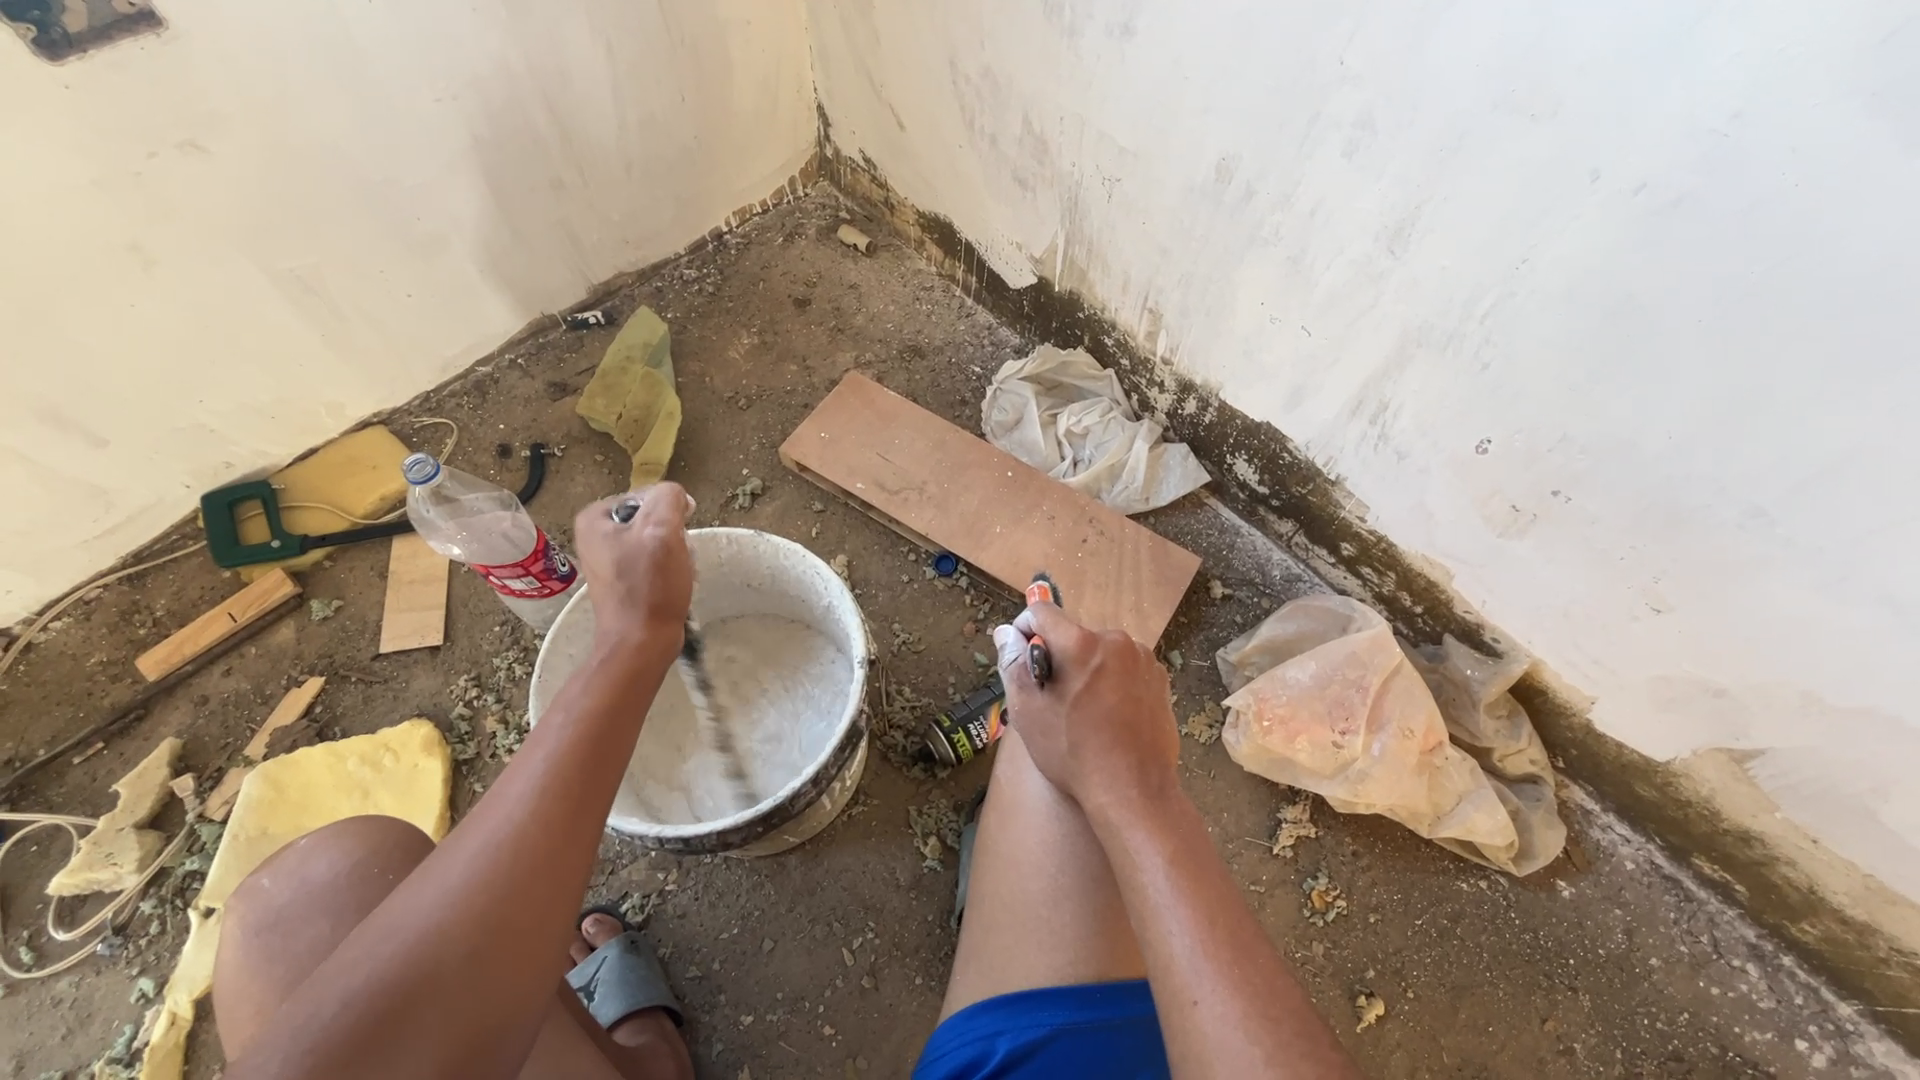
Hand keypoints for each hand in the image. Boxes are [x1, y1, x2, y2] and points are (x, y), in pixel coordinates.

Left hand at [573, 485, 693, 657]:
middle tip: (677, 556)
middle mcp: (594, 536)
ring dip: (675, 553)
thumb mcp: (662, 529)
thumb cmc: (649, 585)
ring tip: (677, 573)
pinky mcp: (622, 581)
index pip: (648, 496)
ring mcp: (608, 560)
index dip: (669, 513)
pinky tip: (673, 585)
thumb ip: (669, 497)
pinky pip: (653, 562)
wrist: (640, 641)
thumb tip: (678, 497)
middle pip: (652, 519)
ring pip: (657, 540)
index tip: (674, 537)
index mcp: (594, 518)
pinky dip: (669, 570)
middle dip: (672, 535)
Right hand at [993, 604, 1180, 820]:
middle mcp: (1115, 640)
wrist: (1134, 790)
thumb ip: (1013, 664)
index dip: (1023, 630)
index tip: (1021, 658)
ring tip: (1084, 712)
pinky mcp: (1161, 678)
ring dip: (1087, 669)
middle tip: (1054, 700)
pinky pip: (1125, 668)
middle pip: (1073, 635)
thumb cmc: (1073, 753)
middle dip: (1058, 657)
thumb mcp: (1029, 712)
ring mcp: (1143, 658)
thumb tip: (1006, 632)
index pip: (1041, 612)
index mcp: (1080, 643)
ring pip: (1100, 652)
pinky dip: (1113, 682)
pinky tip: (1111, 716)